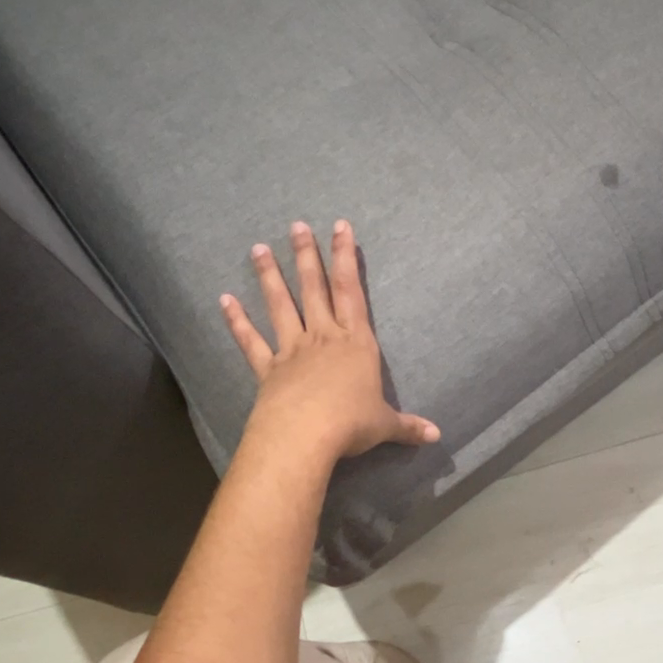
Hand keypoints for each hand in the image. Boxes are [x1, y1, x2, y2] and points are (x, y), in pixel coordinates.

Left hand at [220, 220, 439, 463]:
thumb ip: (408, 426)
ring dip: (269, 276)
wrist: (306, 436)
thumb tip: (437, 436)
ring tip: (258, 248)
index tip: (339, 227)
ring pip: (281, 306)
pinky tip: (225, 300)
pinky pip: (251, 342)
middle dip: (306, 255)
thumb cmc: (352, 424)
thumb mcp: (386, 425)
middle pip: (314, 289)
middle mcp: (323, 338)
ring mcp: (292, 351)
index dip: (346, 257)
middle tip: (296, 226)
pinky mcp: (268, 369)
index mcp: (356, 344)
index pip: (351, 291)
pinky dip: (237, 321)